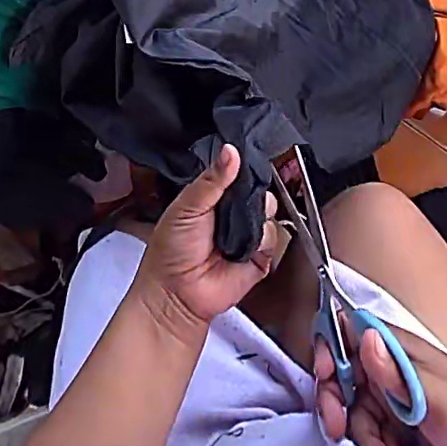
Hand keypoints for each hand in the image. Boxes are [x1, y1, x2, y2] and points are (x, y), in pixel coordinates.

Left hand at [134, 145, 279, 344]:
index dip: (246, 169)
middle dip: (255, 195)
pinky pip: (275, 239)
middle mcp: (236, 213)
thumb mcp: (187, 206)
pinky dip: (263, 241)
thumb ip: (211, 179)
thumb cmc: (171, 250)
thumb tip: (230, 151)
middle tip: (238, 204)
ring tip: (236, 231)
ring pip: (271, 213)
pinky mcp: (261, 256)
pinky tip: (245, 247)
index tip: (248, 164)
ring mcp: (249, 234)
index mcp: (217, 196)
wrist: (175, 293)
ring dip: (257, 219)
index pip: (241, 174)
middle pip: (261, 191)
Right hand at [316, 321, 446, 445]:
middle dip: (337, 401)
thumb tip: (364, 335)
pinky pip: (371, 433)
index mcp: (402, 348)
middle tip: (339, 429)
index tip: (328, 377)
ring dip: (362, 436)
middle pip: (345, 373)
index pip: (351, 331)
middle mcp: (396, 367)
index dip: (331, 348)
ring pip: (355, 408)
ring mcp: (399, 397)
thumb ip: (397, 372)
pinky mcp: (403, 426)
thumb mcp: (438, 401)